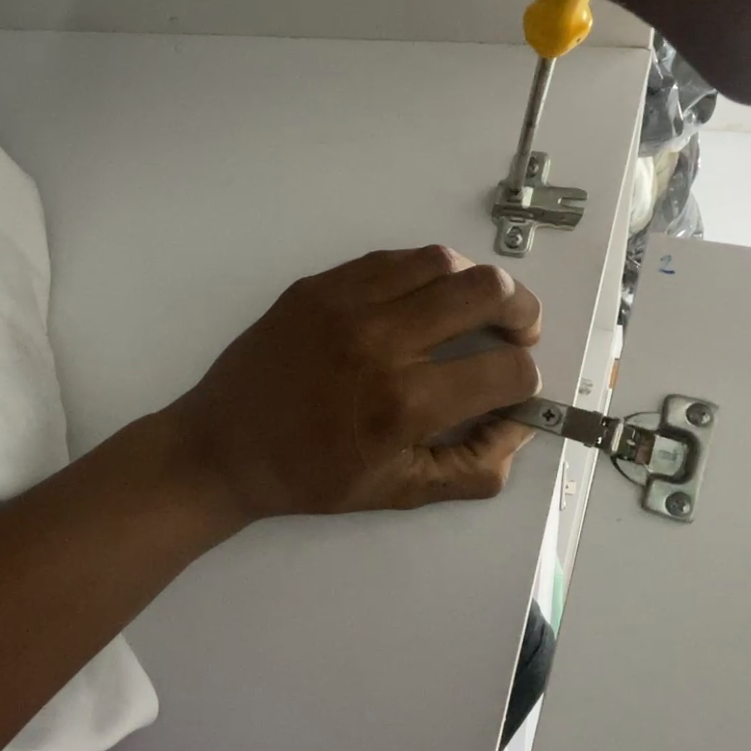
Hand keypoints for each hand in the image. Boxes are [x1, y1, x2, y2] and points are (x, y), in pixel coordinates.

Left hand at [163, 246, 542, 522]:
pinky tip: (419, 298)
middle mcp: (380, 340)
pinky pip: (390, 258)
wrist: (225, 445)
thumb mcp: (399, 491)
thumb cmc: (310, 475)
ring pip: (441, 262)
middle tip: (516, 332)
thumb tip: (519, 424)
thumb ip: (474, 467)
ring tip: (470, 310)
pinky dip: (421, 272)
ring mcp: (345, 303)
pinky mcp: (317, 285)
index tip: (512, 386)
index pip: (507, 370)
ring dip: (473, 283)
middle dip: (521, 312)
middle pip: (487, 292)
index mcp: (404, 403)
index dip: (525, 380)